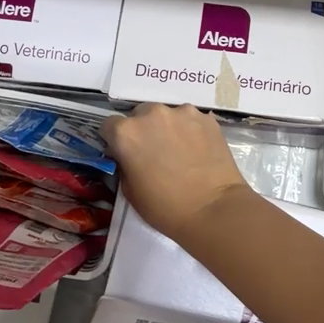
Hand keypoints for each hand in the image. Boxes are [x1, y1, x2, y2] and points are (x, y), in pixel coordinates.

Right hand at [102, 103, 251, 239]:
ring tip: (179, 151)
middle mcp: (152, 114)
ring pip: (167, 115)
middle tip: (154, 152)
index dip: (115, 140)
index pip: (110, 125)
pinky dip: (190, 130)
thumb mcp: (130, 190)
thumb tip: (129, 155)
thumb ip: (125, 163)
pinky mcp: (206, 118)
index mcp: (126, 132)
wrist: (212, 209)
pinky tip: (198, 150)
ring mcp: (182, 113)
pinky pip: (191, 120)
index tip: (124, 152)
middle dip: (143, 130)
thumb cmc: (165, 207)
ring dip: (168, 128)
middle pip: (140, 114)